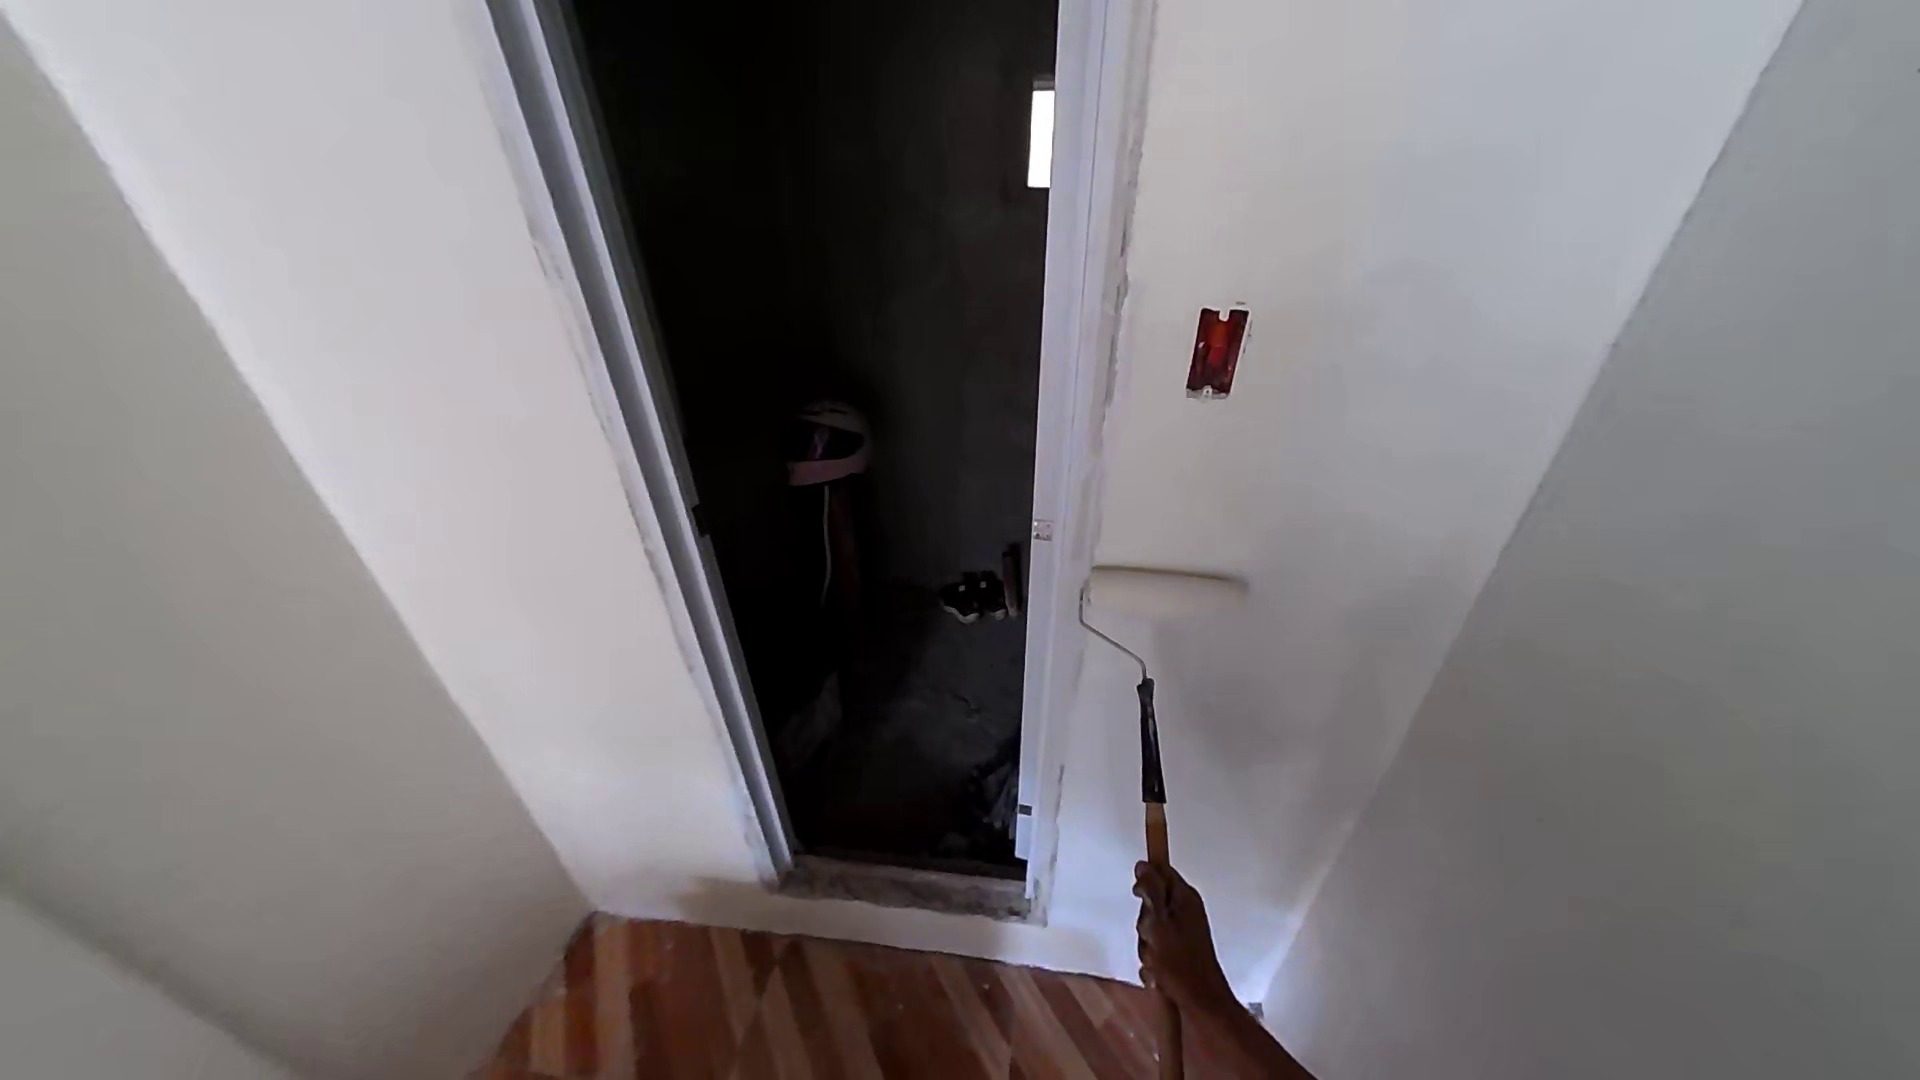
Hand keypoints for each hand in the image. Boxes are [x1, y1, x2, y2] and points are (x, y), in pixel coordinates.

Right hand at [1134, 860, 1235, 1011]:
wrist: (1201, 1005)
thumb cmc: (1180, 962)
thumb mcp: (1158, 921)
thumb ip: (1150, 891)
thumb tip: (1143, 865)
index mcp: (1185, 898)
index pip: (1161, 870)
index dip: (1146, 879)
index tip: (1138, 895)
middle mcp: (1186, 910)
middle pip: (1153, 900)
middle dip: (1144, 919)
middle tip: (1151, 934)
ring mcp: (1184, 931)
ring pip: (1152, 924)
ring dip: (1147, 941)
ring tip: (1155, 957)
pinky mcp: (1181, 950)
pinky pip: (1158, 944)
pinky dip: (1154, 956)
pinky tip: (1157, 970)